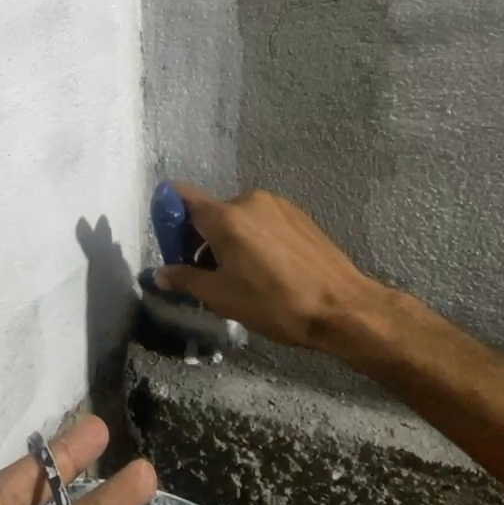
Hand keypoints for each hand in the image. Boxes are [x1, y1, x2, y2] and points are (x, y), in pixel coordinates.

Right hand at [150, 183, 402, 360]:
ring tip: (237, 277)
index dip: (166, 216)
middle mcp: (249, 201)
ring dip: (227, 241)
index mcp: (225, 217)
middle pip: (209, 211)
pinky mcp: (298, 216)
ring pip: (237, 218)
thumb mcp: (222, 297)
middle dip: (198, 239)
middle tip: (202, 274)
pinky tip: (264, 270)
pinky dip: (252, 239)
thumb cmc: (275, 304)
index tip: (172, 247)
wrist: (343, 308)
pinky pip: (261, 221)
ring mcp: (277, 205)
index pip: (180, 195)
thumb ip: (186, 279)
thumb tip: (159, 274)